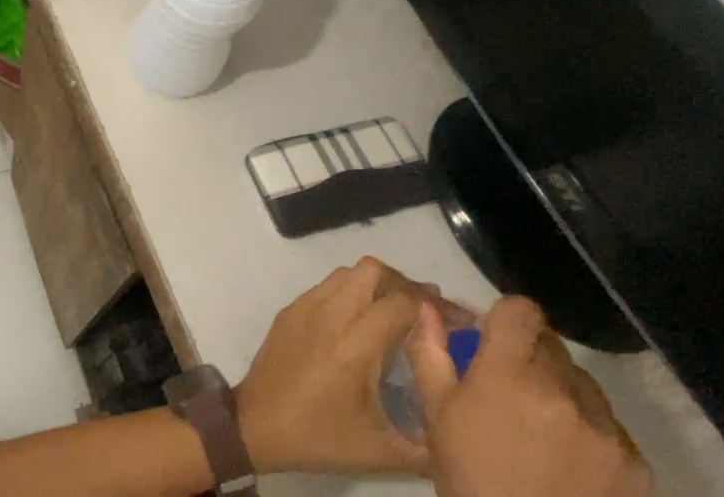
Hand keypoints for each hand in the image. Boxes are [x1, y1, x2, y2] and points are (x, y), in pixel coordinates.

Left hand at [235, 257, 461, 476]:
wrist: (257, 426)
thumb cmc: (322, 438)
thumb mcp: (385, 452)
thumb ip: (432, 443)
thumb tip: (466, 426)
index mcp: (355, 345)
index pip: (402, 303)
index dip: (437, 308)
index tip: (460, 323)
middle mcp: (329, 316)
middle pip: (373, 271)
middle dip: (406, 285)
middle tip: (426, 313)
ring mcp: (305, 308)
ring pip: (347, 273)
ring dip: (376, 285)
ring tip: (396, 314)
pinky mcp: (289, 310)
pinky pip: (326, 285)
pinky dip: (350, 292)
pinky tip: (361, 321)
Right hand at [411, 296, 653, 496]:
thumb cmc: (467, 475)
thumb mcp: (435, 413)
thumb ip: (431, 352)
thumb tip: (428, 307)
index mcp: (508, 375)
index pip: (521, 312)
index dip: (507, 318)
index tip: (494, 339)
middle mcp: (563, 393)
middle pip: (552, 347)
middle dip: (530, 359)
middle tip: (511, 392)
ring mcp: (607, 431)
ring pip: (584, 385)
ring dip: (563, 394)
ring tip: (543, 431)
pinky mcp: (637, 466)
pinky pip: (612, 427)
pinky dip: (591, 433)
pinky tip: (570, 463)